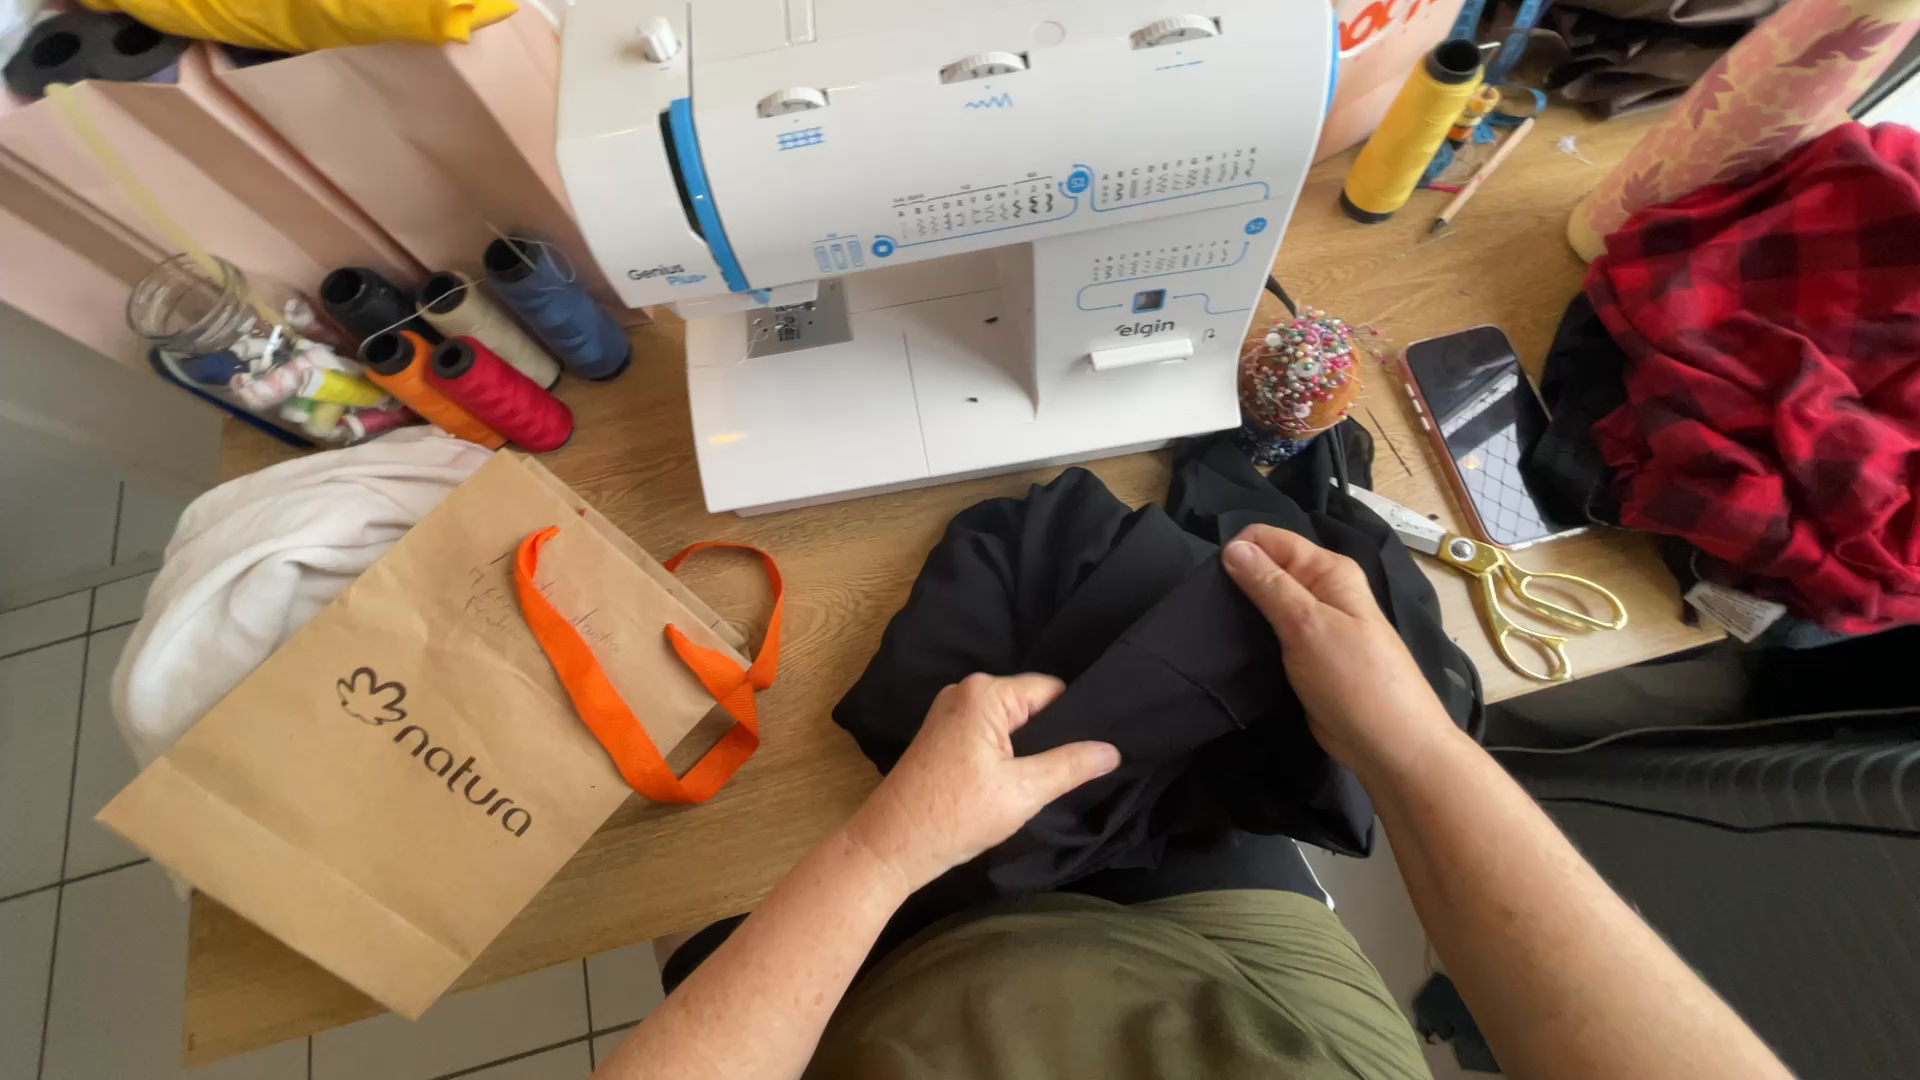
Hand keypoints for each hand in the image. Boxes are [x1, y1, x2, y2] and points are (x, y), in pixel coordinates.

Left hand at [842, 674, 1120, 892]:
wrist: (890, 845)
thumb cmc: (956, 815)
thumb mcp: (1023, 792)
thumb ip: (1070, 765)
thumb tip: (1113, 749)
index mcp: (985, 693)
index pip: (1051, 690)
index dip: (1077, 717)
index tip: (1101, 743)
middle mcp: (966, 690)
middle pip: (1031, 703)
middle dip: (1054, 732)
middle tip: (1085, 765)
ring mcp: (950, 710)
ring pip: (1011, 720)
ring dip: (1030, 745)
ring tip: (1056, 774)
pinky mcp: (942, 733)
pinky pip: (989, 730)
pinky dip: (1007, 750)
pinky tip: (1019, 777)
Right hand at [1221, 525, 1457, 776]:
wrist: (1389, 745)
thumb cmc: (1354, 679)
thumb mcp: (1307, 625)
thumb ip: (1268, 584)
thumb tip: (1230, 547)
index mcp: (1328, 571)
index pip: (1269, 539)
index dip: (1239, 553)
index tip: (1215, 582)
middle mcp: (1321, 589)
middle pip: (1265, 567)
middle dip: (1236, 580)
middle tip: (1211, 608)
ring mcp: (1313, 622)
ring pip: (1264, 600)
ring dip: (1240, 608)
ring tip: (1215, 626)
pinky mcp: (1303, 652)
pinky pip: (1268, 629)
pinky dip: (1250, 632)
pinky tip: (1230, 644)